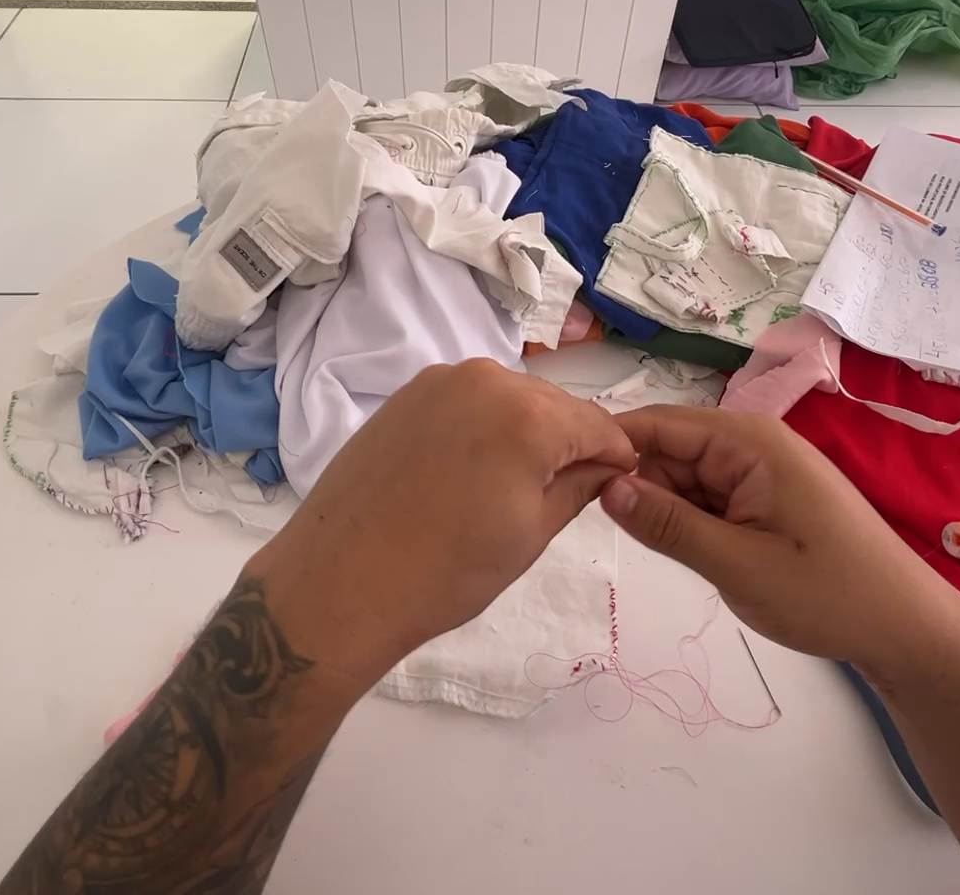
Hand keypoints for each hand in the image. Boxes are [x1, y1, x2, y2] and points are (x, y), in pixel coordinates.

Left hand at [246, 360, 635, 686]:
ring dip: (524, 431)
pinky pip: (469, 399)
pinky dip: (483, 424)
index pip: (598, 425)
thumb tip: (605, 464)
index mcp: (530, 414)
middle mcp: (487, 378)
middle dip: (568, 441)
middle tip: (560, 491)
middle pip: (554, 405)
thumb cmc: (447, 571)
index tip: (617, 481)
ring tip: (507, 484)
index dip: (614, 455)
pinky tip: (469, 467)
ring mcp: (441, 380)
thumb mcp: (532, 533)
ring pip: (510, 398)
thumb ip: (579, 485)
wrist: (342, 581)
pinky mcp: (408, 392)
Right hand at [600, 405, 959, 667]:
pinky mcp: (765, 493)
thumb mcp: (737, 565)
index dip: (612, 446)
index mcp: (747, 441)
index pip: (659, 424)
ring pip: (685, 475)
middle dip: (641, 487)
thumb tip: (606, 487)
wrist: (907, 630)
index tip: (570, 481)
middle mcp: (751, 442)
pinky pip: (708, 495)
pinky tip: (704, 554)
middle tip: (629, 540)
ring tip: (682, 555)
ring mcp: (760, 468)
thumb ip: (667, 524)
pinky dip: (693, 520)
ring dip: (669, 509)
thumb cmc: (828, 595)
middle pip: (669, 449)